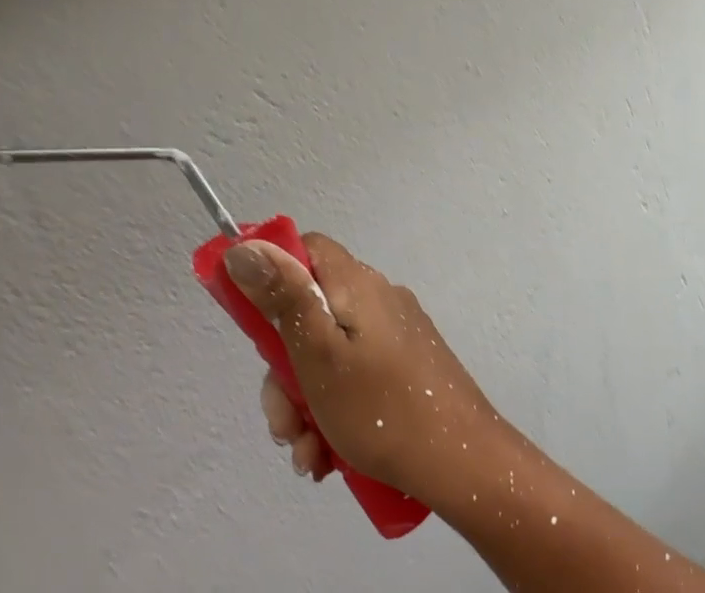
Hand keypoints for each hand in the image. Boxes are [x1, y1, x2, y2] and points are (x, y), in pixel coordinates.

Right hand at [223, 233, 508, 506]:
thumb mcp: (318, 354)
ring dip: (304, 410)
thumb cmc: (381, 407)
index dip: (270, 276)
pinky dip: (331, 418)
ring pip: (324, 361)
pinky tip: (328, 458)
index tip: (250, 324)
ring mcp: (393, 337)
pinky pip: (351, 383)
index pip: (306, 251)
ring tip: (310, 456)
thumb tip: (246, 246)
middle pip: (307, 318)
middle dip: (283, 377)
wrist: (458, 458)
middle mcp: (378, 302)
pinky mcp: (403, 369)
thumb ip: (284, 298)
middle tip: (284, 425)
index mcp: (359, 287)